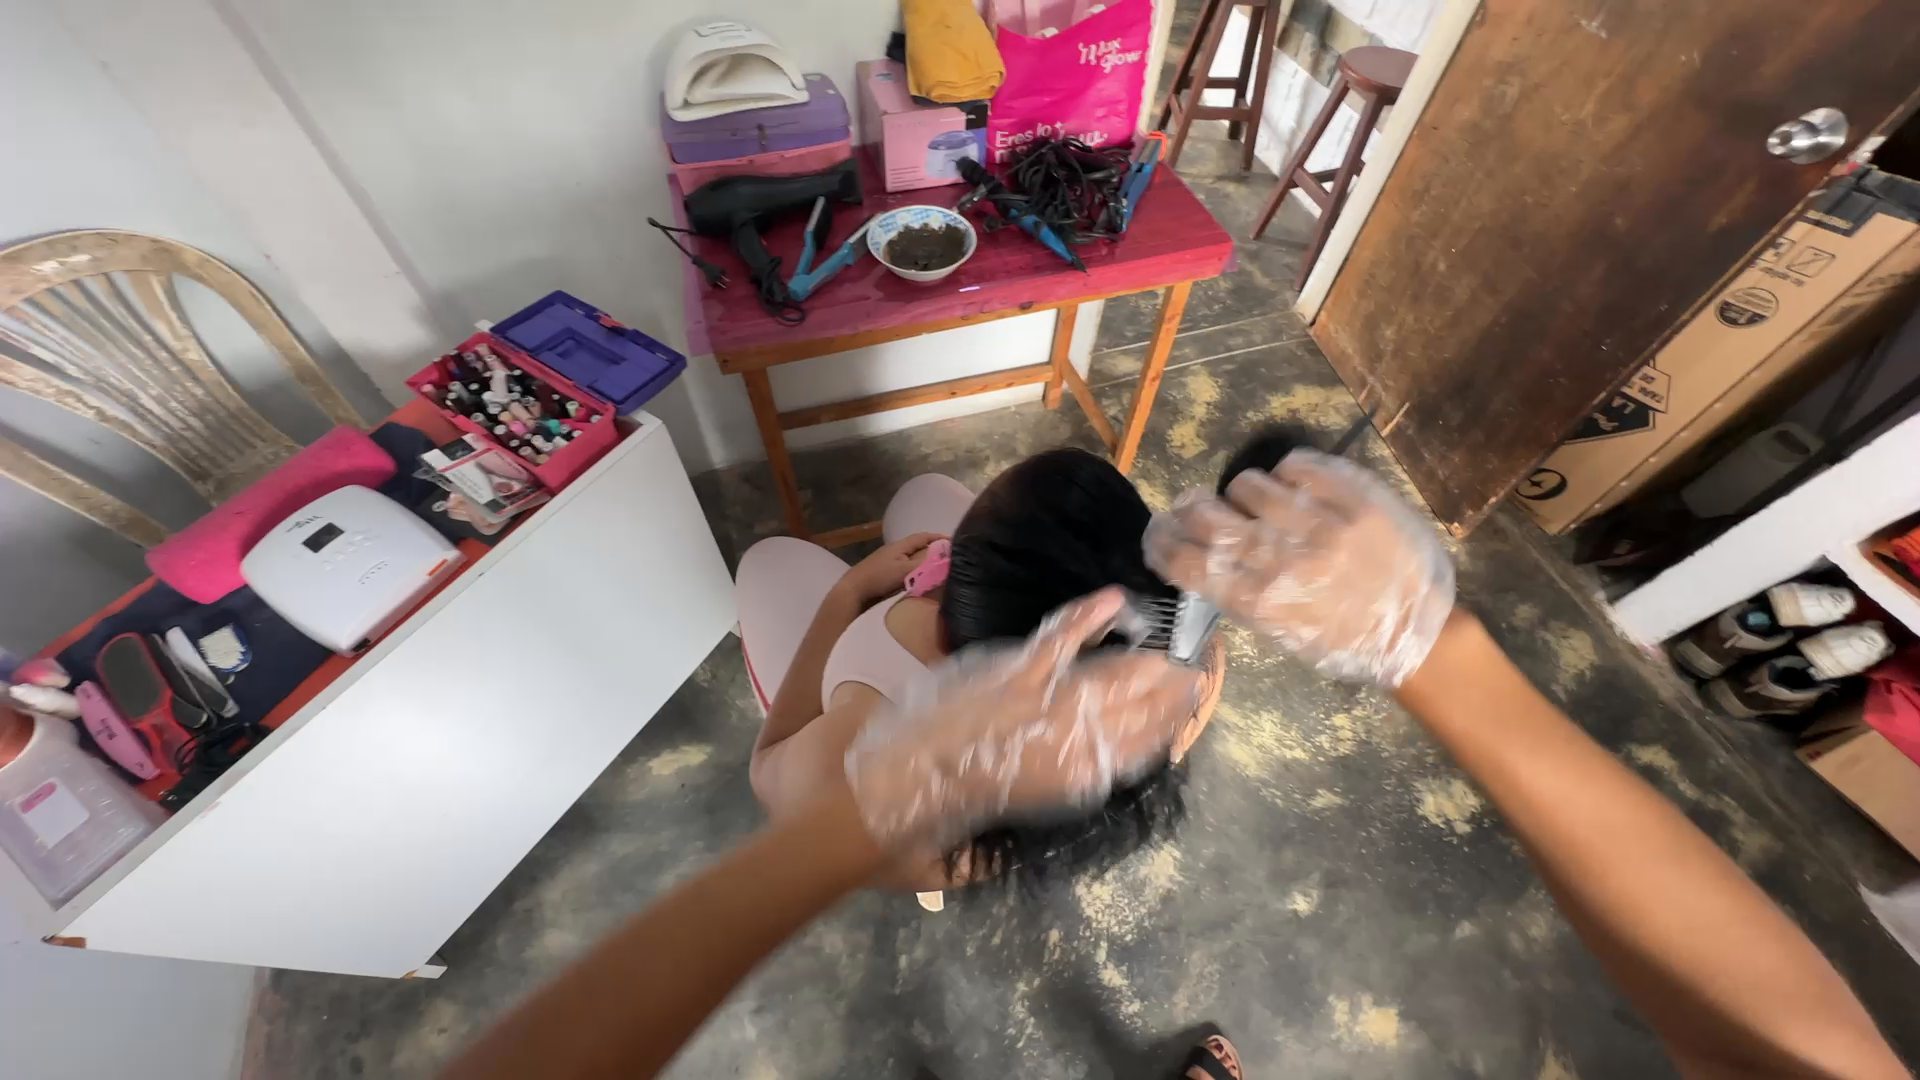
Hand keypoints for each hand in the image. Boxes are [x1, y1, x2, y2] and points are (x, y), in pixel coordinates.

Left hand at [835, 532, 943, 603]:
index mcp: (900, 546)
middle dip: (935, 551)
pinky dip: (917, 573)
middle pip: (919, 547)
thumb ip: (925, 564)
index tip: (956, 543)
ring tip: (941, 571)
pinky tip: (923, 582)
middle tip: (951, 559)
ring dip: (926, 563)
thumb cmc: (878, 578)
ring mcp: (889, 563)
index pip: (924, 536)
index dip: (939, 538)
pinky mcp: (886, 576)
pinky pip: (907, 571)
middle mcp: (895, 551)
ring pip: (913, 560)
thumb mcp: (905, 570)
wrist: (852, 592)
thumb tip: (946, 559)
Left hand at [843, 587, 1203, 846]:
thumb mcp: (985, 839)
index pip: (1132, 753)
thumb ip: (1034, 810)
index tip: (1184, 714)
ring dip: (1145, 665)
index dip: (1163, 731)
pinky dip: (1087, 616)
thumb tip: (1054, 783)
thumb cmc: (927, 829)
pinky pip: (1059, 640)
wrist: (880, 800)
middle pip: (1135, 714)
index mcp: (1064, 785)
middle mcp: (1068, 745)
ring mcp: (1042, 706)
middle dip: (1168, 695)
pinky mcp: (1010, 676)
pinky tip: (1114, 600)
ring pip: (1110, 680)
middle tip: (1195, 675)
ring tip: (1172, 651)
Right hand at [1143, 448, 1454, 686]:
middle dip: (1191, 509)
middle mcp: (1285, 562)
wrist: (1419, 635)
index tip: (1159, 533)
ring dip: (1242, 494)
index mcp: (1261, 602)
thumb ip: (1234, 590)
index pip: (1187, 561)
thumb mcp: (1275, 631)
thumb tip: (1194, 547)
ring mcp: (1323, 526)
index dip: (1162, 541)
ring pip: (1247, 485)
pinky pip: (1296, 466)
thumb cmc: (1338, 641)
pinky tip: (1292, 491)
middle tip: (1196, 508)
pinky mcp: (1356, 498)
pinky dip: (1285, 475)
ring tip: (1256, 504)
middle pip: (1208, 517)